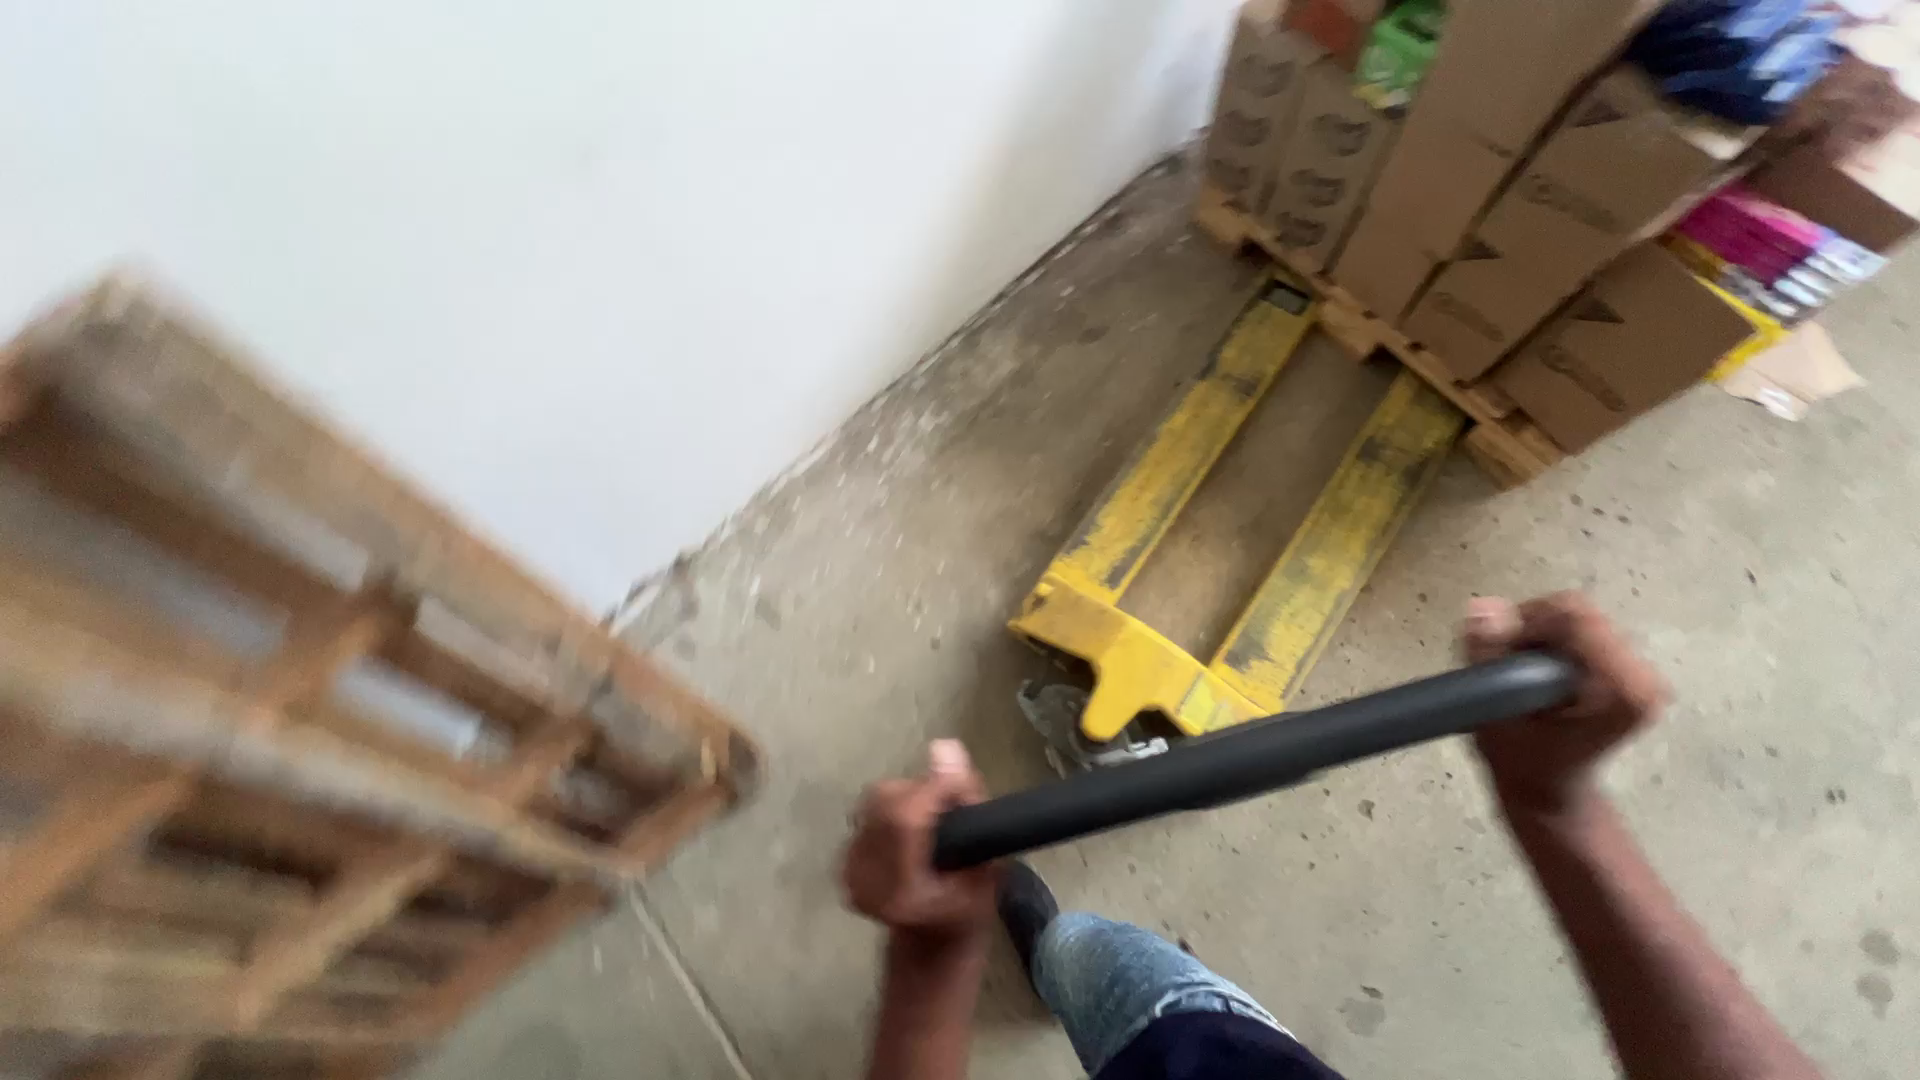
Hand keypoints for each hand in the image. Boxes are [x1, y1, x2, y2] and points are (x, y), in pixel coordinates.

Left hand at [842, 740, 999, 940]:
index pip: (904, 819)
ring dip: (909, 796)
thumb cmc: (968, 909)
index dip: (930, 785)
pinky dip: (895, 807)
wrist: (932, 942)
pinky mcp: (843, 861)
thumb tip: (945, 747)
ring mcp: (848, 872)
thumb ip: (971, 809)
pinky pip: (870, 810)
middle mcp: (864, 882)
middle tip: (953, 800)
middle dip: (924, 789)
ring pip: (877, 800)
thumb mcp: (988, 867)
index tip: (958, 767)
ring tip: (934, 813)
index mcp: (901, 894)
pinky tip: (913, 824)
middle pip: (886, 801)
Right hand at [1461, 592, 1667, 812]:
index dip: (1525, 623)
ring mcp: (1640, 672)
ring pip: (1575, 618)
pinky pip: (1579, 630)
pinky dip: (1547, 641)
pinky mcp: (1628, 669)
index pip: (1574, 617)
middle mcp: (1644, 676)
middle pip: (1576, 613)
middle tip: (1504, 665)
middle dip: (1529, 629)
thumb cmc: (1520, 761)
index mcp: (1623, 689)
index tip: (1500, 655)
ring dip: (1535, 635)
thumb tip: (1484, 605)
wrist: (1548, 790)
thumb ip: (1489, 657)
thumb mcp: (1493, 712)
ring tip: (1516, 672)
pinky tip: (1532, 672)